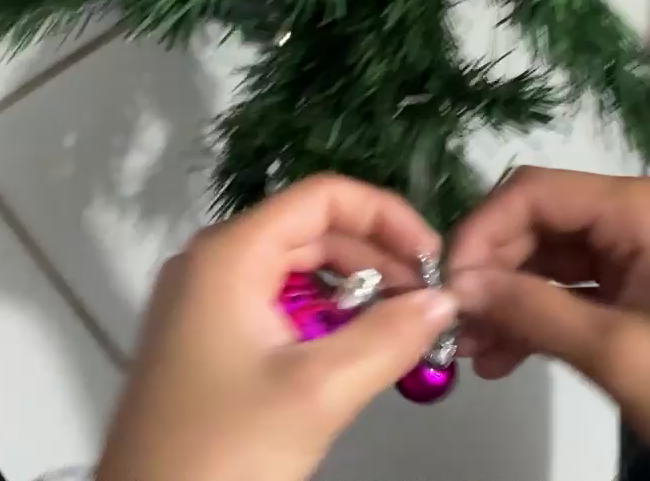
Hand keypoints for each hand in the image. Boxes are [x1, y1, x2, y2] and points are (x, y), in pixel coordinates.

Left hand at [96, 175, 457, 480]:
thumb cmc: (222, 453)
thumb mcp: (317, 394)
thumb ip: (388, 338)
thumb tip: (443, 300)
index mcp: (231, 251)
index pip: (323, 197)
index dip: (385, 216)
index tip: (431, 259)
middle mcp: (215, 259)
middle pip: (311, 229)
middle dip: (375, 256)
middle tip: (426, 301)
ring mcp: (205, 297)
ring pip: (297, 266)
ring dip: (353, 287)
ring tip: (402, 323)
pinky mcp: (206, 335)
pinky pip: (277, 300)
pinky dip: (323, 315)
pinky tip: (356, 345)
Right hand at [447, 167, 649, 480]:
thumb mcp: (615, 352)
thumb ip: (529, 309)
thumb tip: (456, 285)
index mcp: (639, 206)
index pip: (536, 191)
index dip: (483, 228)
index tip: (449, 282)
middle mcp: (637, 215)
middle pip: (541, 222)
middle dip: (494, 270)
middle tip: (456, 324)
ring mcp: (641, 252)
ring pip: (552, 259)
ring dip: (510, 299)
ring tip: (474, 353)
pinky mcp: (644, 288)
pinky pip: (576, 289)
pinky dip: (540, 316)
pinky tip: (505, 357)